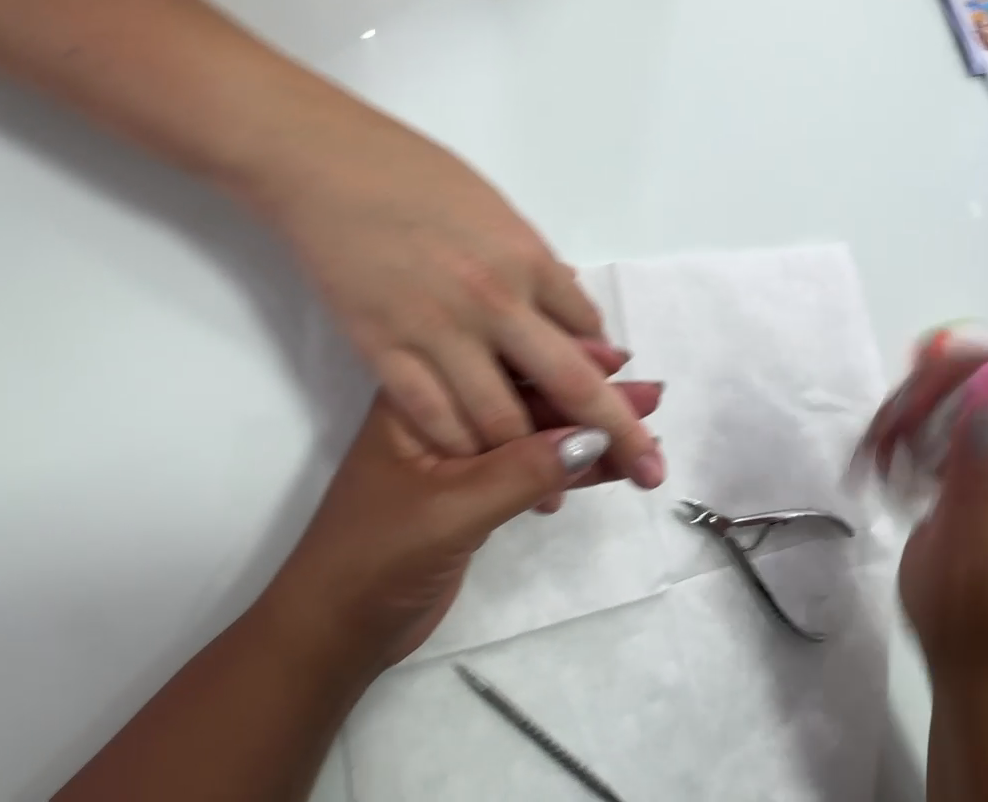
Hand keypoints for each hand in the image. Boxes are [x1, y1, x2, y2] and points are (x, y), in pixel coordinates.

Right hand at [240, 101, 662, 487]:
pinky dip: (467, 448)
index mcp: (527, 257)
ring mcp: (438, 331)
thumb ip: (531, 263)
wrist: (325, 166)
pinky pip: (436, 418)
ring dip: (538, 461)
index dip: (608, 367)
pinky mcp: (384, 352)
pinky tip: (485, 466)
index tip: (620, 393)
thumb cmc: (411, 172)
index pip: (586, 328)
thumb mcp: (493, 208)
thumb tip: (566, 307)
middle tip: (648, 471)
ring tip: (561, 494)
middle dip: (618, 433)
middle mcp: (496, 301)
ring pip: (502, 416)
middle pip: (571, 381)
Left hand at [272, 380, 664, 668]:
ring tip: (650, 427)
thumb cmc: (377, 555)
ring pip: (537, 432)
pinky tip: (614, 465)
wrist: (336, 629)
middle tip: (652, 395)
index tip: (618, 359)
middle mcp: (447, 414)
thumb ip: (522, 471)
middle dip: (589, 397)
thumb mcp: (450, 508)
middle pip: (528, 395)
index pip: (501, 363)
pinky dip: (574, 467)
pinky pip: (535, 468)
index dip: (562, 359)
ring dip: (590, 433)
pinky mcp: (478, 490)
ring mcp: (464, 455)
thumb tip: (597, 435)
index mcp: (424, 397)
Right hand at [878, 276, 987, 684]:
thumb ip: (983, 468)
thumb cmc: (975, 614)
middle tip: (901, 416)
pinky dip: (906, 425)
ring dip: (917, 405)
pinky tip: (881, 456)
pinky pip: (943, 418)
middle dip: (952, 375)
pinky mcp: (974, 467)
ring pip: (969, 392)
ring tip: (881, 450)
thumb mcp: (974, 546)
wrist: (972, 659)